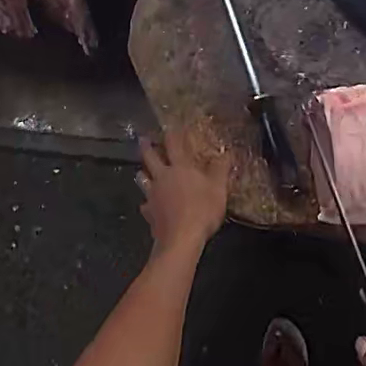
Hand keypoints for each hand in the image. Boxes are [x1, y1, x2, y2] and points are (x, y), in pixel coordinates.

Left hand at [137, 134, 226, 258]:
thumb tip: (225, 153)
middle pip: (151, 158)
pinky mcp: (149, 214)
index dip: (173, 134)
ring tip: (141, 171)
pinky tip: (148, 205)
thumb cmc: (203, 209)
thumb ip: (220, 169)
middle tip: (143, 139)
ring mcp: (153, 196)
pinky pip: (145, 205)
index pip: (174, 145)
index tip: (170, 126)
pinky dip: (146, 203)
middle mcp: (163, 178)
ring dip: (142, 173)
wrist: (181, 239)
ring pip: (143, 180)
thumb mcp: (219, 188)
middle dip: (147, 147)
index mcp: (180, 168)